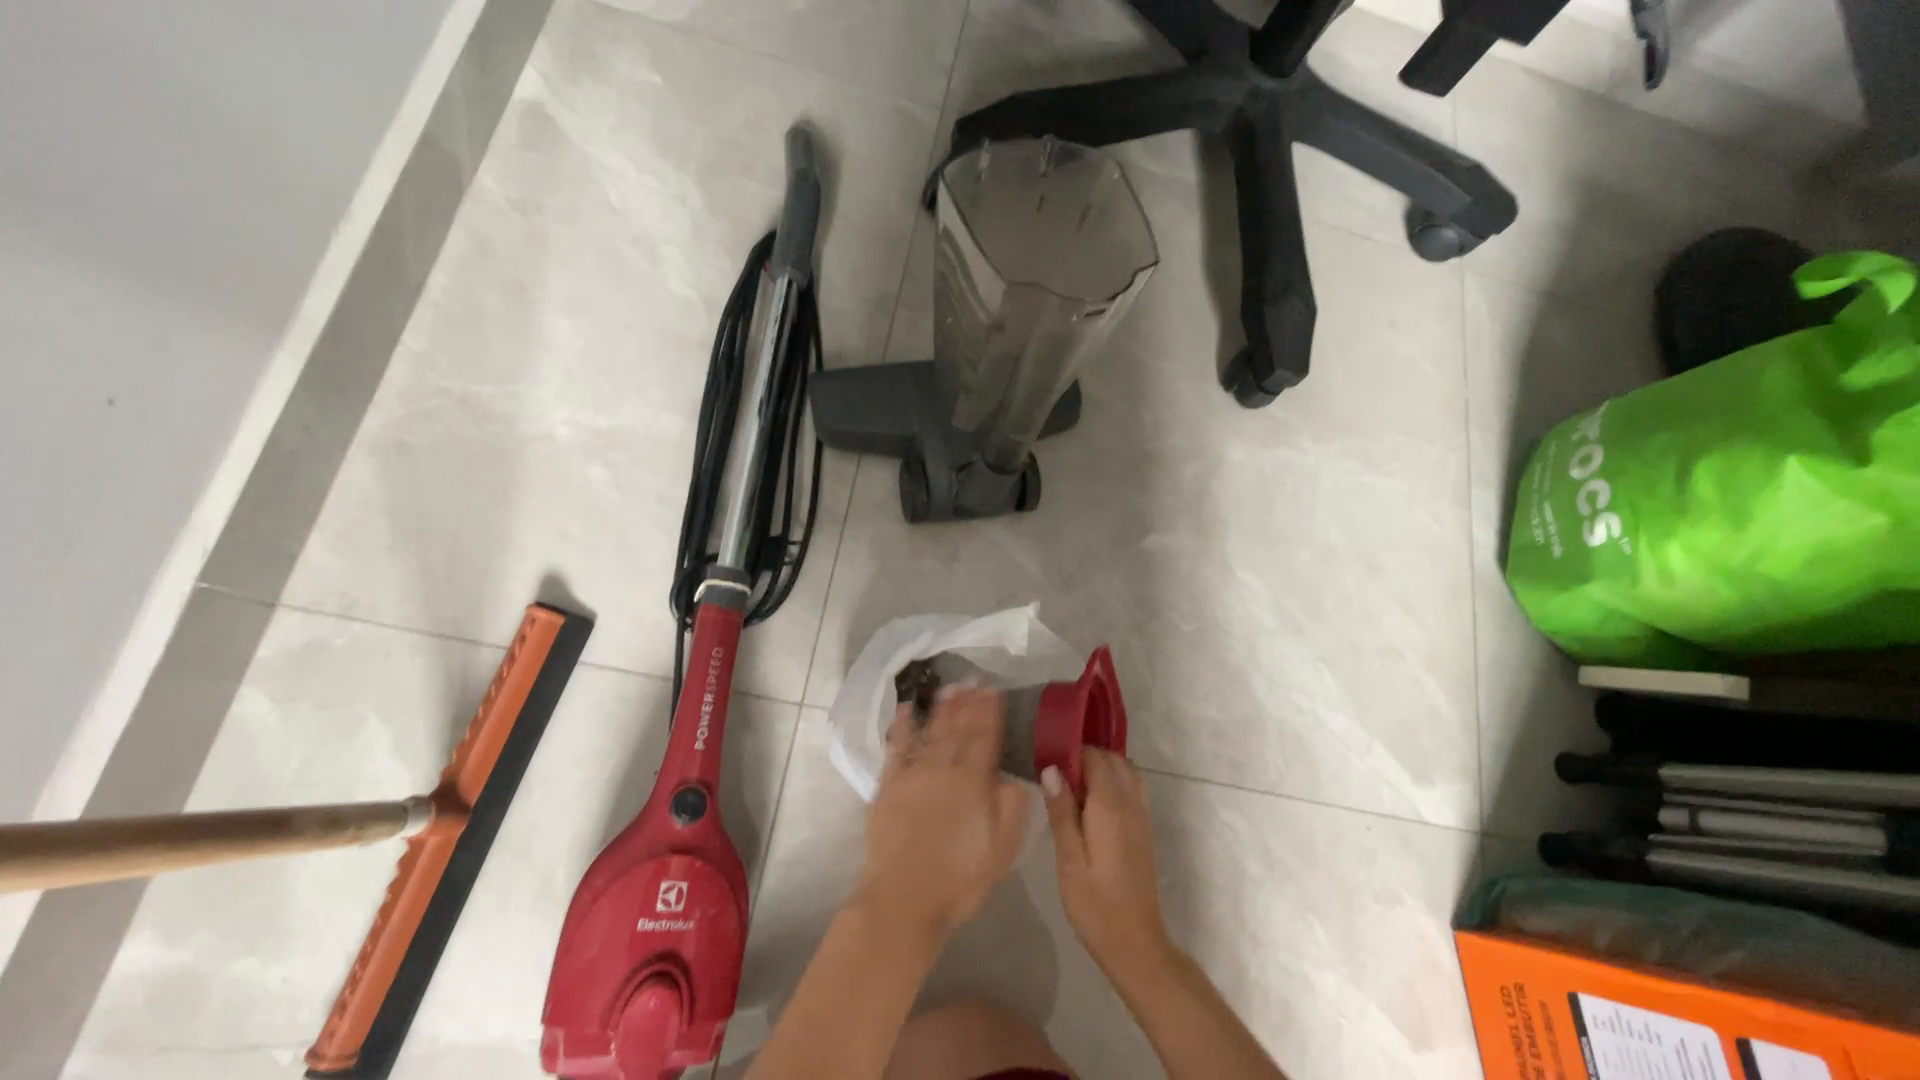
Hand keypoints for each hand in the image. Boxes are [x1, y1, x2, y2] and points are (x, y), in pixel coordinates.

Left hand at [853, 687, 1030, 945]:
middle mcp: (943, 768)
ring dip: (940, 708)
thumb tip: (1013, 775)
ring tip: (948, 688)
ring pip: (929, 732)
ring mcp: (912, 775)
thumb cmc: (961, 877)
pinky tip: (907, 711)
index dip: (990, 711)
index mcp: (974, 781)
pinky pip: (897, 748)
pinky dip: (902, 727)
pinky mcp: (888, 787)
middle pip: (957, 728)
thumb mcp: (1004, 846)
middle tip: (972, 679)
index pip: (985, 736)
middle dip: (966, 703)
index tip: (993, 689)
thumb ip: (1013, 804)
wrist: (905, 898)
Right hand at [1041, 748, 1175, 981]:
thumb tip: (1052, 769)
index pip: (1095, 757)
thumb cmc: (1095, 904)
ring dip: (1102, 768)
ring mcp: (1142, 817)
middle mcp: (1131, 804)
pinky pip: (1133, 789)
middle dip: (1086, 756)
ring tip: (1070, 786)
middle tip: (1054, 772)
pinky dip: (1114, 782)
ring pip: (1127, 772)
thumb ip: (1062, 812)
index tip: (1045, 756)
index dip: (1071, 751)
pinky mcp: (1144, 831)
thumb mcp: (1068, 860)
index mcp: (1110, 806)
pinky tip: (1090, 804)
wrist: (1135, 942)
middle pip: (1113, 760)